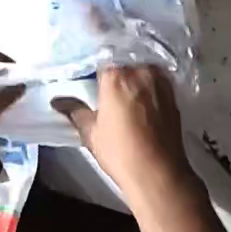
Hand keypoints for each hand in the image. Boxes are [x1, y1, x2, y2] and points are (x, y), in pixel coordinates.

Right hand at [54, 64, 200, 206]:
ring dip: (130, 71)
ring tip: (121, 84)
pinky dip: (145, 81)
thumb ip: (75, 111)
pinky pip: (154, 78)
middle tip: (101, 77)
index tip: (84, 70)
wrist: (160, 175)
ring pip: (139, 65)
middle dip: (111, 65)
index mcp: (115, 75)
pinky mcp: (173, 92)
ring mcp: (159, 80)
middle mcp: (140, 70)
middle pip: (121, 57)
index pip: (99, 56)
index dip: (91, 62)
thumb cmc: (121, 153)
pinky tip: (138, 94)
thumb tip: (58, 101)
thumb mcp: (92, 133)